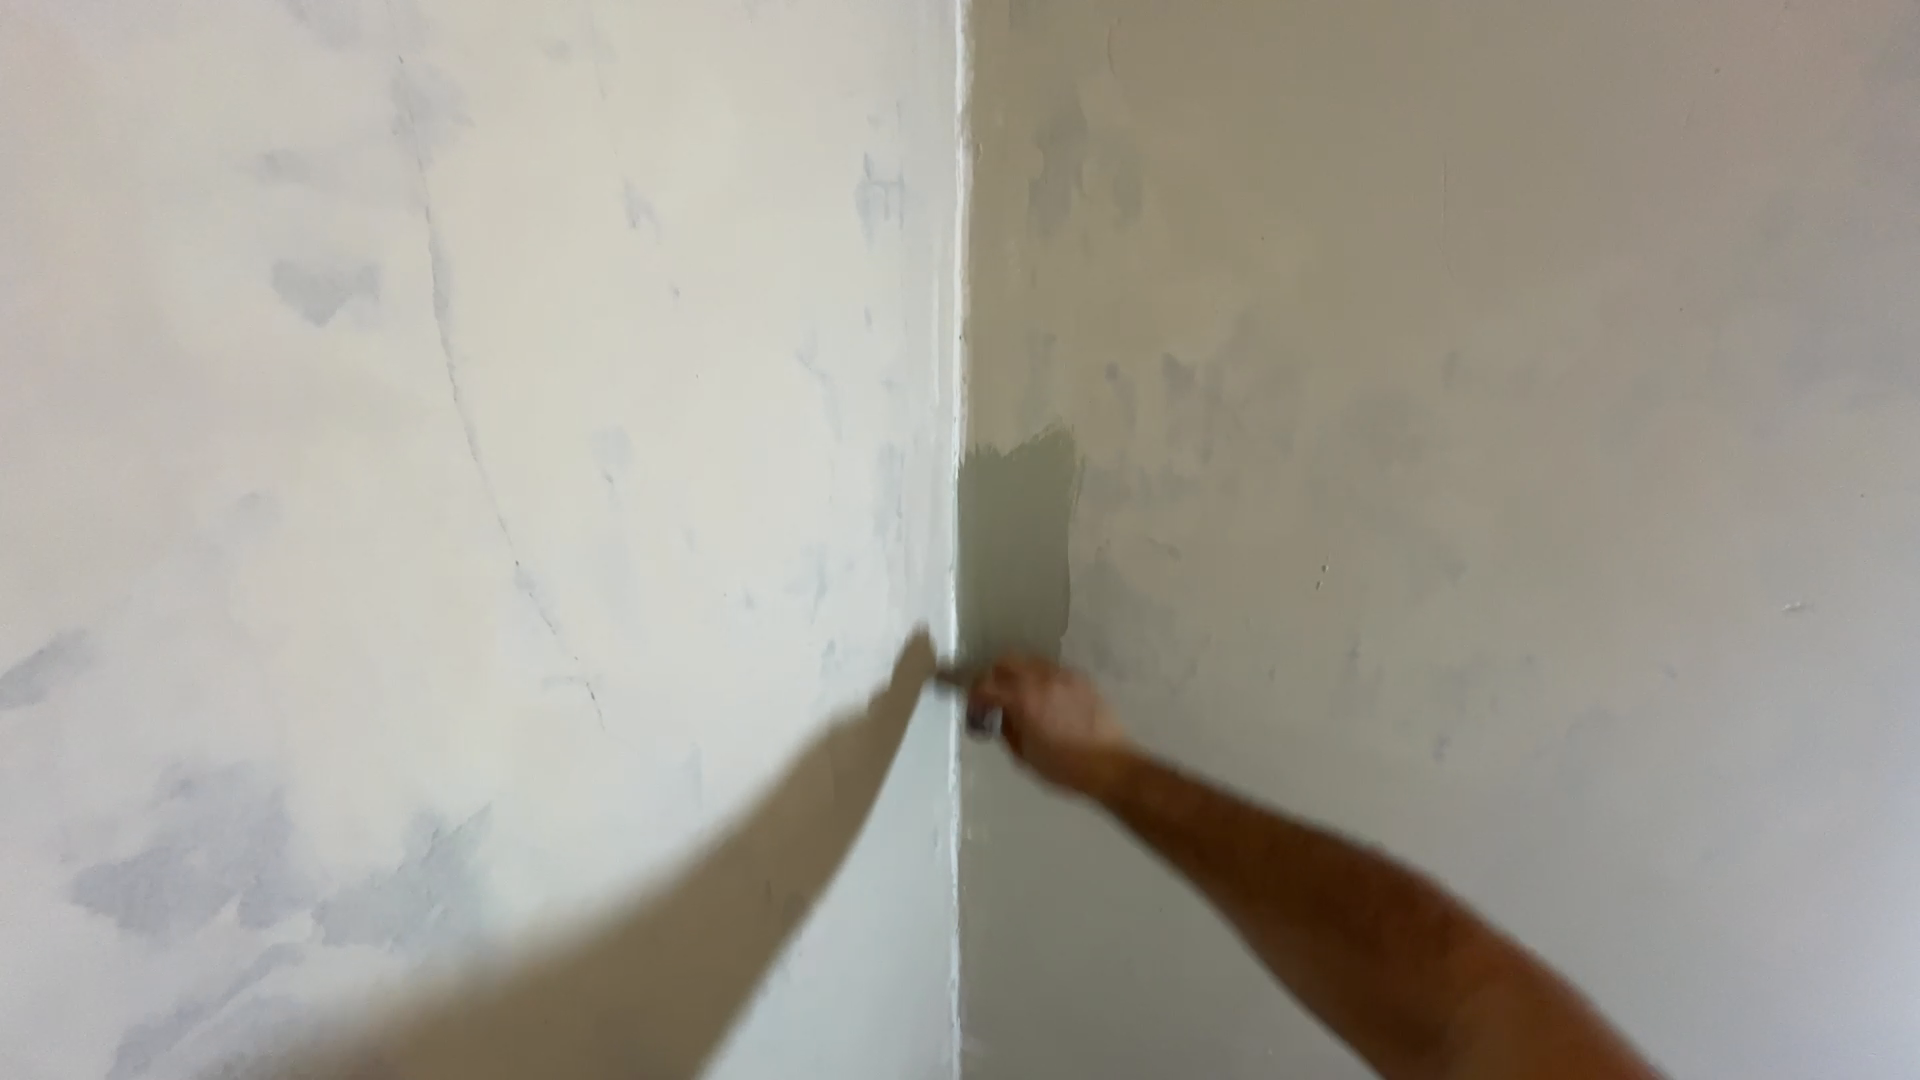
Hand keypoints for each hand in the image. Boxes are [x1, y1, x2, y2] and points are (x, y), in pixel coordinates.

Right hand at [968, 655, 1134, 796]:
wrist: (1110, 765)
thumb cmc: (1064, 766)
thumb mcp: (1025, 755)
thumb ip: (1006, 730)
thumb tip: (998, 717)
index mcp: (1023, 699)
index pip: (986, 685)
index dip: (974, 694)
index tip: (974, 706)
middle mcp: (1040, 679)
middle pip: (1006, 661)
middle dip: (993, 676)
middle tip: (993, 697)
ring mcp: (1063, 675)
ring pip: (1030, 661)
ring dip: (1018, 674)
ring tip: (1019, 696)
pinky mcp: (1080, 679)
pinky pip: (1051, 670)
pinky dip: (1040, 678)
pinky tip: (1045, 699)